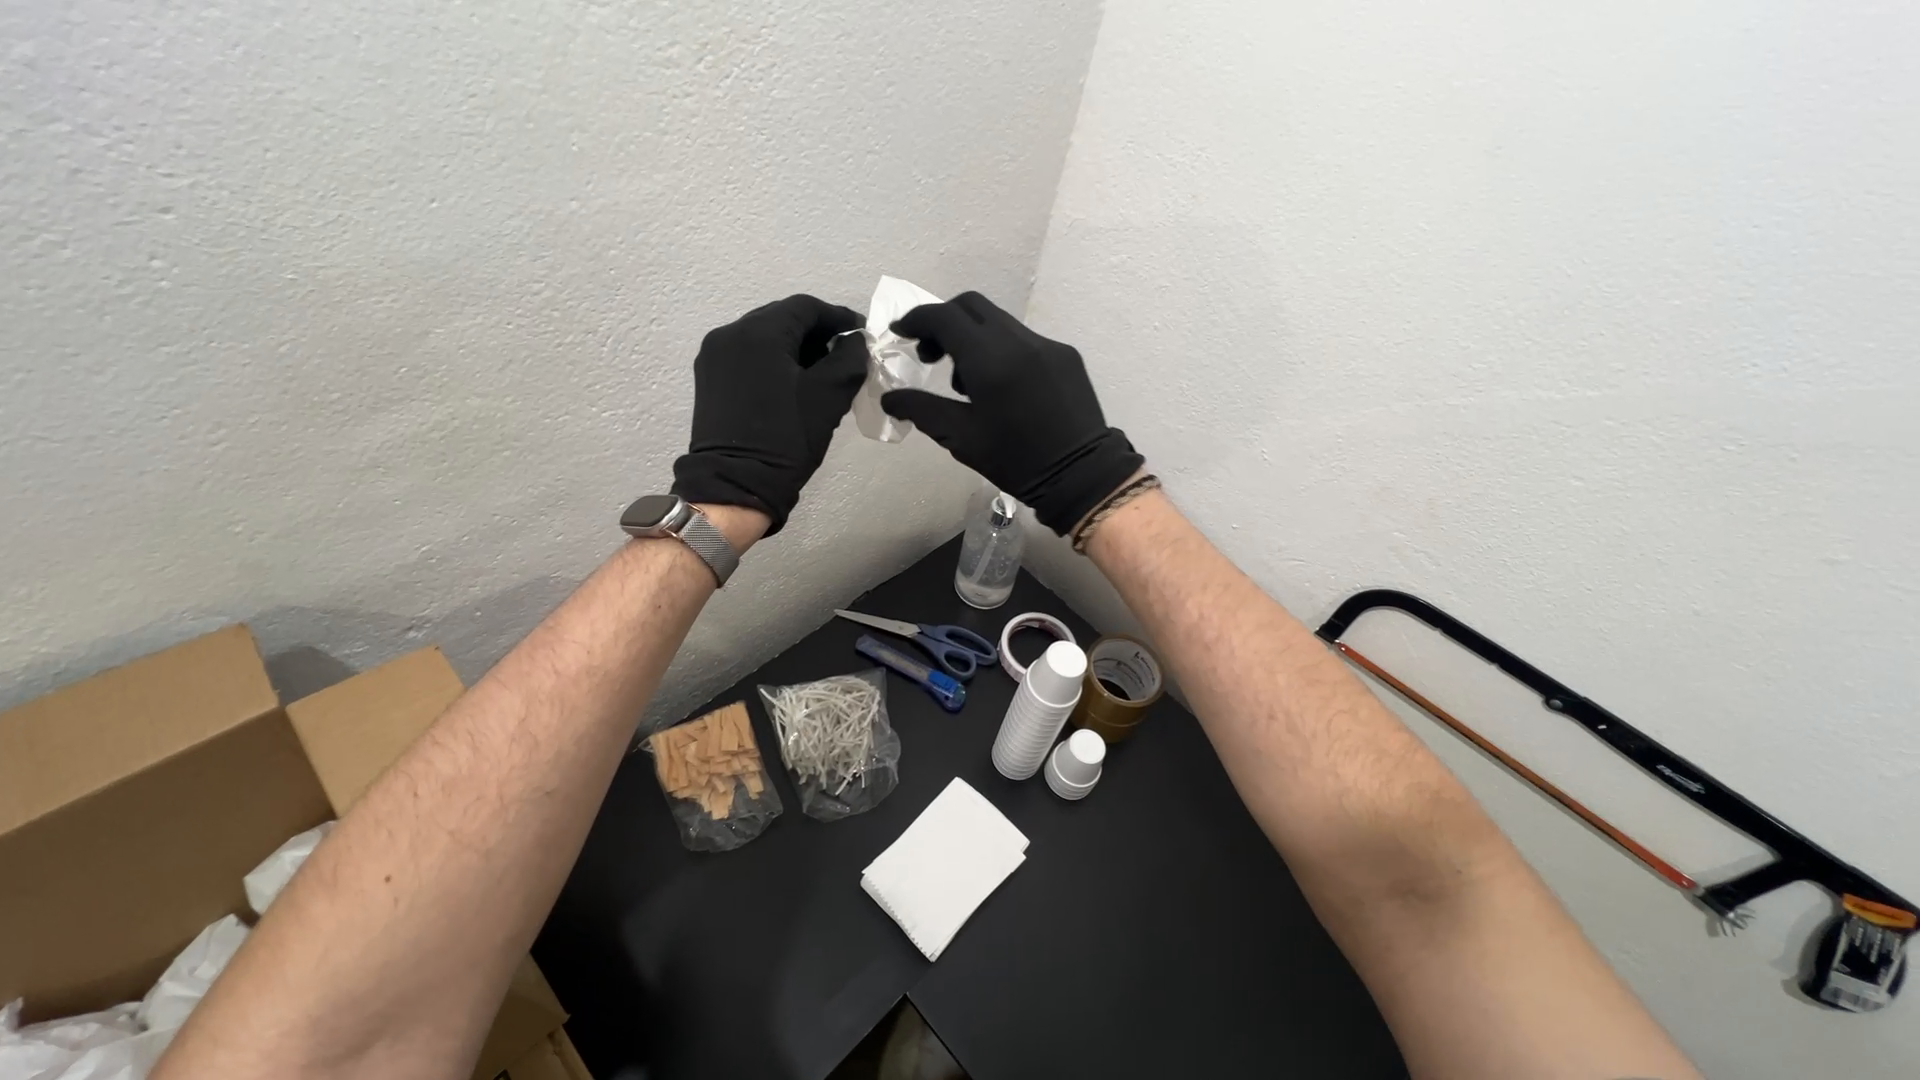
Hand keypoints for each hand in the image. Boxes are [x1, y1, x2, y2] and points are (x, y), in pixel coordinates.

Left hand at [670, 295, 865, 535]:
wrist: (735, 486)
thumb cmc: (786, 440)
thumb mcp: (829, 396)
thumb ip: (849, 358)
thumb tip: (854, 341)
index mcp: (758, 332)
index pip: (805, 307)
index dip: (838, 317)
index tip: (861, 334)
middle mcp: (729, 334)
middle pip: (782, 318)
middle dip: (816, 332)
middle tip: (845, 353)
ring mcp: (714, 356)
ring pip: (764, 337)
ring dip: (794, 347)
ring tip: (822, 371)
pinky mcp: (709, 378)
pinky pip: (748, 355)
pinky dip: (774, 360)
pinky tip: (794, 383)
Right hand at [879, 292, 1142, 534]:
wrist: (1081, 475)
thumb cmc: (1016, 461)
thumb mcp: (961, 438)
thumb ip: (921, 410)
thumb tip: (889, 398)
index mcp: (990, 360)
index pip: (944, 317)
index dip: (916, 320)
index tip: (900, 333)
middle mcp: (1019, 341)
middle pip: (971, 306)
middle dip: (943, 322)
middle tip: (930, 355)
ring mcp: (1046, 345)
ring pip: (998, 321)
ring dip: (972, 338)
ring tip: (965, 382)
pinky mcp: (1065, 355)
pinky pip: (1023, 339)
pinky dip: (1000, 350)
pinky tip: (1001, 388)